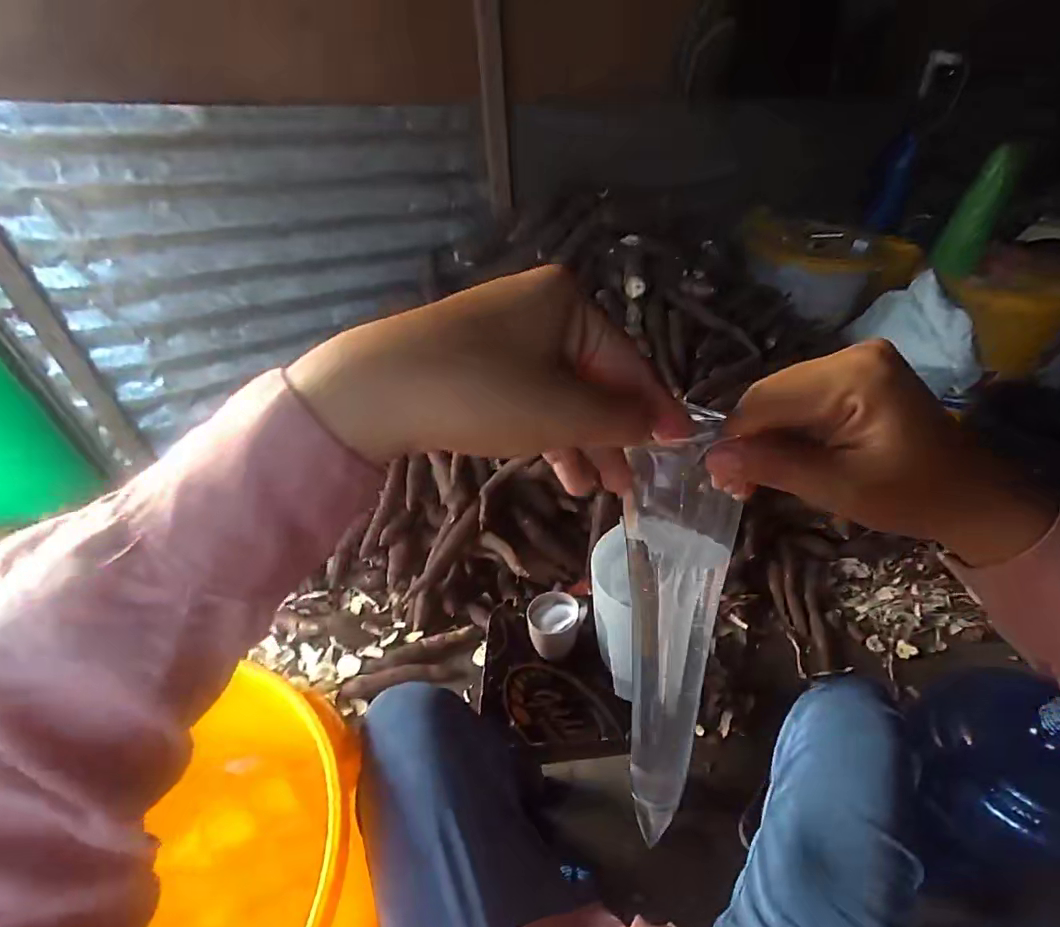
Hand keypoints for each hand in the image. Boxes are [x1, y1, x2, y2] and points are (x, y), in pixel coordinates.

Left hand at [285, 266, 691, 495]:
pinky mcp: (484, 361)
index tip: (683, 446)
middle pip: (599, 380)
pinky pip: (534, 397)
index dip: (657, 410)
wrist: (376, 390)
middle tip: (633, 485)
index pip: (631, 363)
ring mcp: (510, 335)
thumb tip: (667, 426)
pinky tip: (565, 473)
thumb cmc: (483, 392)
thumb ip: (622, 420)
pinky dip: (551, 434)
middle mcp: (544, 309)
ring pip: (566, 395)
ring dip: (585, 443)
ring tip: (601, 489)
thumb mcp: (563, 412)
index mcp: (570, 303)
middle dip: (617, 436)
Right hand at [703, 341, 1056, 565]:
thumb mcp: (836, 488)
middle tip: (742, 487)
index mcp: (852, 375)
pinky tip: (788, 457)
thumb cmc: (910, 497)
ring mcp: (857, 360)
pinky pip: (803, 398)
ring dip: (766, 436)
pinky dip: (788, 430)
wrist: (971, 495)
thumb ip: (771, 468)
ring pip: (782, 396)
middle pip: (771, 393)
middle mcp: (852, 353)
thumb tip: (711, 460)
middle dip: (751, 439)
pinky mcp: (859, 374)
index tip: (727, 484)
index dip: (735, 439)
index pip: (765, 399)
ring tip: (763, 477)